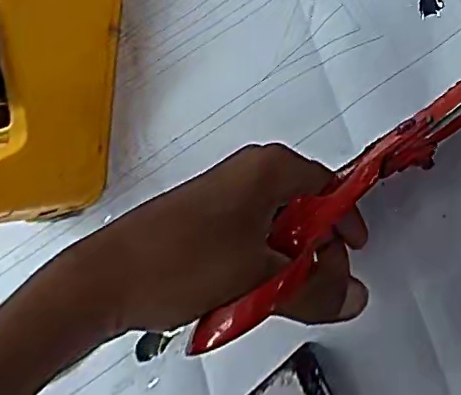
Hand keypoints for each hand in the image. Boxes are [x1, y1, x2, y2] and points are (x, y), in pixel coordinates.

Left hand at [84, 143, 369, 332]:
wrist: (108, 278)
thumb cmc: (174, 259)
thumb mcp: (259, 279)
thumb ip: (315, 288)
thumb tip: (349, 293)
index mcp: (270, 167)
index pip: (330, 185)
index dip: (344, 222)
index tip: (351, 252)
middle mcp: (251, 170)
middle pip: (305, 207)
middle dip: (311, 251)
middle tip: (308, 285)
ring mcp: (229, 191)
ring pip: (277, 227)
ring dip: (281, 263)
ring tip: (264, 294)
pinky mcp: (210, 214)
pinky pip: (251, 235)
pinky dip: (256, 264)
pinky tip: (240, 294)